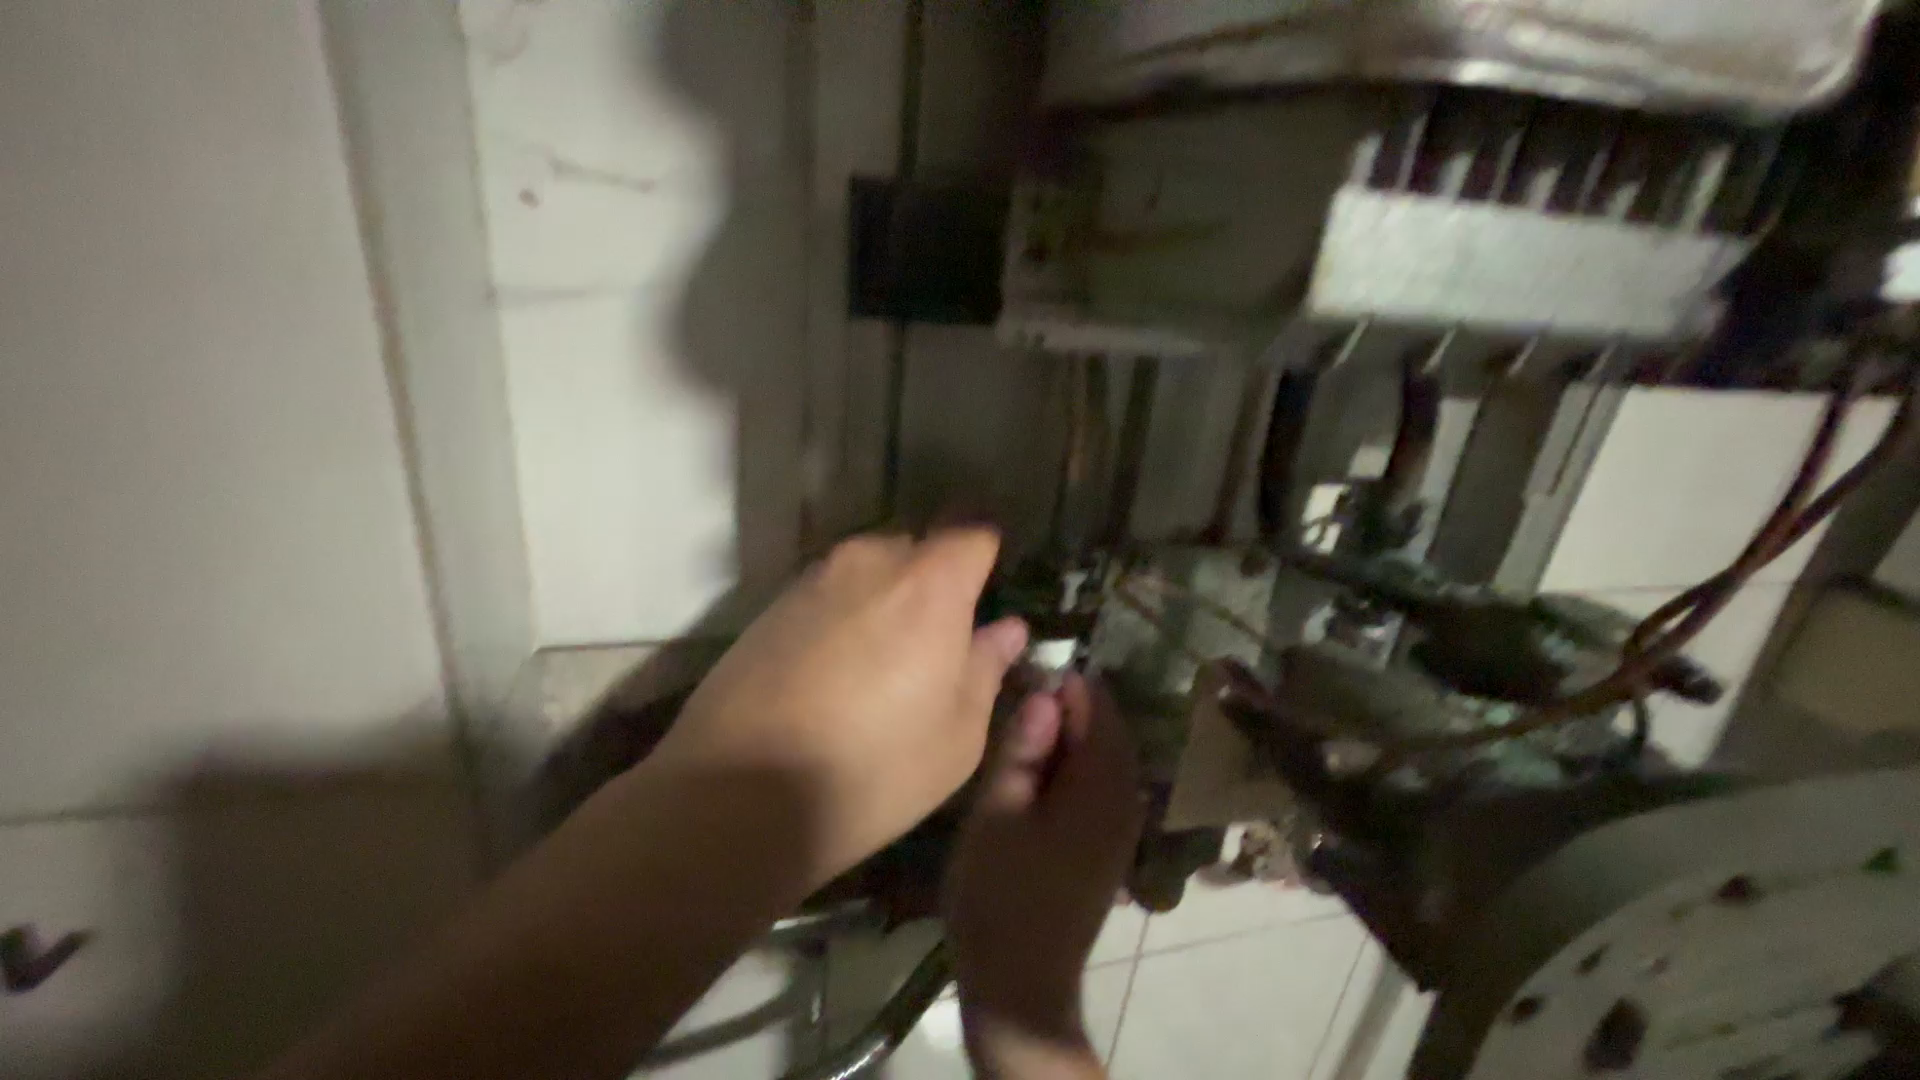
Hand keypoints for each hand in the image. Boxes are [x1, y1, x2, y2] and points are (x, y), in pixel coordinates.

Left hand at [652, 529, 1027, 887]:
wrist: (735, 794)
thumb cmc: (872, 770)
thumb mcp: (957, 737)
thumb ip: (986, 668)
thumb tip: (1004, 630)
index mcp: (929, 584)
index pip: (973, 535)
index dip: (987, 563)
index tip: (988, 603)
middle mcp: (868, 562)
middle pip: (917, 549)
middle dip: (935, 583)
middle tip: (938, 645)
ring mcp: (811, 581)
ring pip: (868, 572)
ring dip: (885, 602)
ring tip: (883, 667)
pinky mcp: (769, 607)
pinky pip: (827, 596)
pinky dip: (842, 619)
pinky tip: (833, 677)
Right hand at [946, 674, 1143, 1074]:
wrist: (1021, 982)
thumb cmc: (999, 892)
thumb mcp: (995, 812)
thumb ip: (1022, 748)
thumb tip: (1046, 692)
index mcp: (1101, 787)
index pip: (1099, 711)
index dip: (1068, 686)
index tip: (1030, 673)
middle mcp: (1124, 801)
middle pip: (1109, 733)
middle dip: (1073, 709)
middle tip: (1023, 699)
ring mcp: (1122, 828)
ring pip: (1107, 760)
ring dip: (1074, 738)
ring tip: (1026, 732)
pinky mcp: (1110, 849)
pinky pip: (1103, 786)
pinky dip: (1078, 767)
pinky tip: (1041, 775)